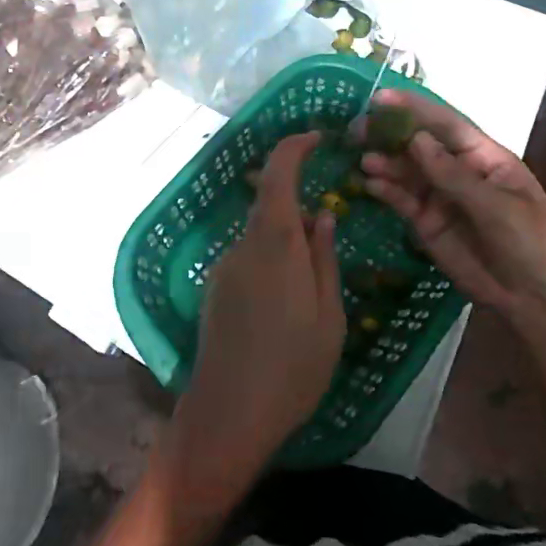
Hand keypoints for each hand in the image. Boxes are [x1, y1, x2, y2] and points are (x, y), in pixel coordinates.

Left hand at [179, 132, 344, 468]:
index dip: (293, 148)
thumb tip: (323, 214)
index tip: (316, 137)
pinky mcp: (214, 288)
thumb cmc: (294, 366)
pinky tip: (286, 300)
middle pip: (267, 205)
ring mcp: (223, 267)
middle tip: (331, 218)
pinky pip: (247, 258)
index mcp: (274, 245)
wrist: (230, 408)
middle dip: (296, 198)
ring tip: (314, 280)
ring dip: (285, 238)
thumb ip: (324, 258)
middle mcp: (241, 246)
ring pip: (259, 235)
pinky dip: (270, 260)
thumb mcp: (329, 315)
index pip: (277, 176)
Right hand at [355, 90, 545, 335]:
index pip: (446, 125)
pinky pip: (400, 199)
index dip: (414, 109)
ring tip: (362, 161)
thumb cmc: (531, 244)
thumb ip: (452, 174)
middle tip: (357, 129)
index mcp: (486, 158)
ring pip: (405, 171)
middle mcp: (459, 171)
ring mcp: (440, 197)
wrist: (535, 299)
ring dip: (383, 163)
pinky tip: (369, 185)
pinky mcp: (425, 222)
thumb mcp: (497, 206)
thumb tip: (415, 139)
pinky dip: (384, 190)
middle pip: (419, 145)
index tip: (379, 98)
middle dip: (389, 134)